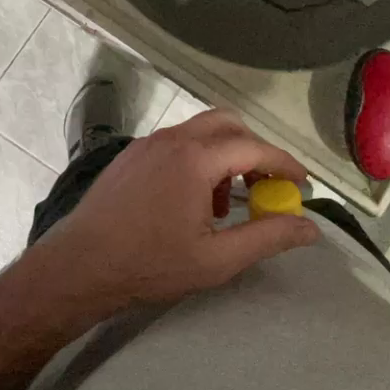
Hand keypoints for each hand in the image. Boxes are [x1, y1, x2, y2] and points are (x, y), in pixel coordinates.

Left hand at [31, 110, 320, 311]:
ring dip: (224, 155)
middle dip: (254, 151)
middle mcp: (174, 138)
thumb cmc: (150, 264)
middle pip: (228, 124)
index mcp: (196, 159)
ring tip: (223, 205)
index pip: (255, 147)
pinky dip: (197, 159)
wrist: (80, 265)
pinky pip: (176, 142)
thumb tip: (309, 227)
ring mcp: (148, 142)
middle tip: (265, 188)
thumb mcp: (217, 260)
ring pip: (201, 130)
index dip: (285, 164)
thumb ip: (267, 238)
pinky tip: (190, 202)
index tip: (303, 185)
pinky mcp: (131, 153)